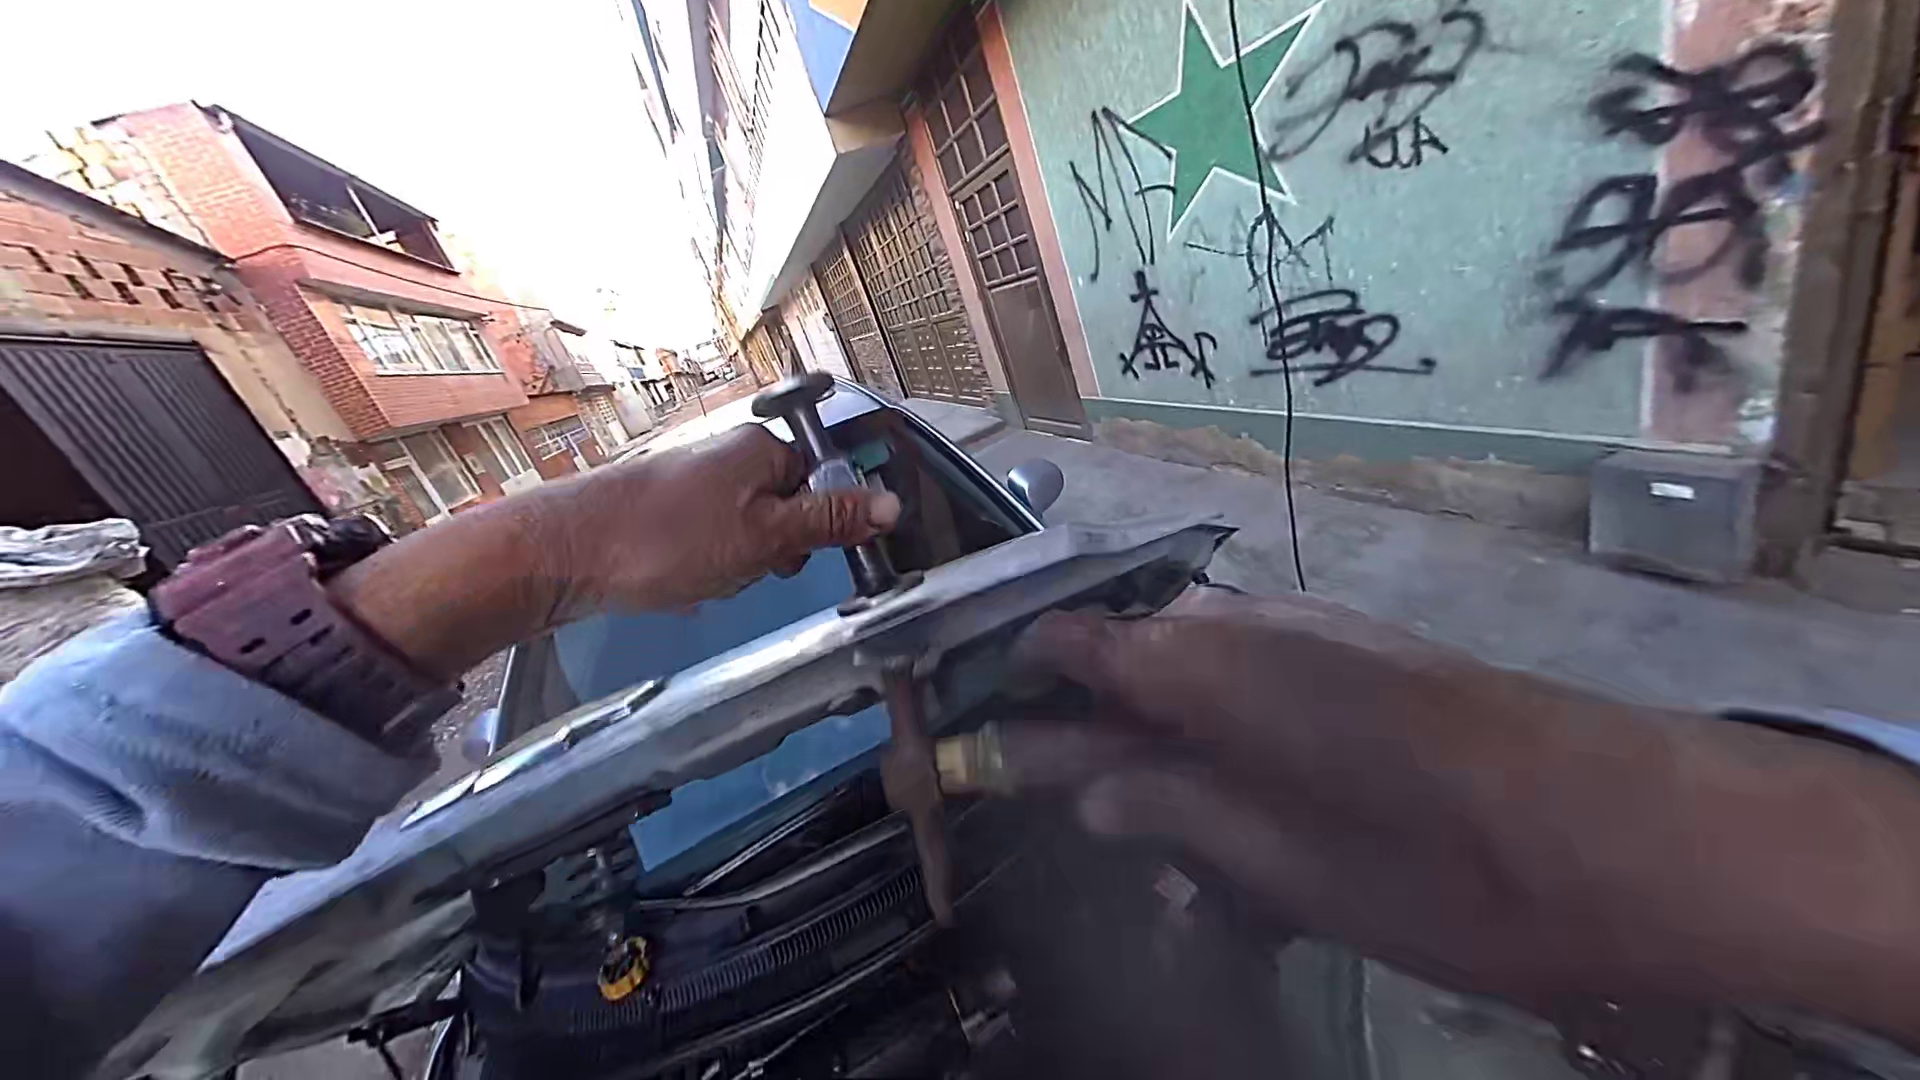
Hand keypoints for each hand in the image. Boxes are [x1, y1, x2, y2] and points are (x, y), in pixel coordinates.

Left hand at [540, 425, 900, 614]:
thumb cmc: (669, 540)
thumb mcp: (765, 536)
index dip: (822, 523)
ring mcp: (704, 482)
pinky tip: (693, 576)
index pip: (826, 482)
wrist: (564, 555)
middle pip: (793, 507)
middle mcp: (735, 456)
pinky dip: (718, 561)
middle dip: (781, 547)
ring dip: (749, 560)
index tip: (798, 552)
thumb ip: (830, 520)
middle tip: (751, 564)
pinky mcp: (679, 509)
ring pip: (759, 529)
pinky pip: (724, 537)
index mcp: (762, 449)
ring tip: (714, 573)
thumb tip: (892, 505)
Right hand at [962, 588, 1919, 1041]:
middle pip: (1113, 644)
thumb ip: (1163, 807)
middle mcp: (1224, 622)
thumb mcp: (1272, 860)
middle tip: (1062, 769)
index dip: (1016, 670)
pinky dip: (1199, 697)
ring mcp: (1280, 622)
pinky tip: (1221, 752)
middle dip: (1077, 702)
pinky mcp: (1326, 635)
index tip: (989, 710)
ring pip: (1170, 651)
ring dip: (1141, 706)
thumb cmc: (1425, 862)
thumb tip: (1086, 793)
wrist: (1616, 821)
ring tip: (1145, 776)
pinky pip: (1229, 652)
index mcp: (1193, 665)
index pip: (1065, 639)